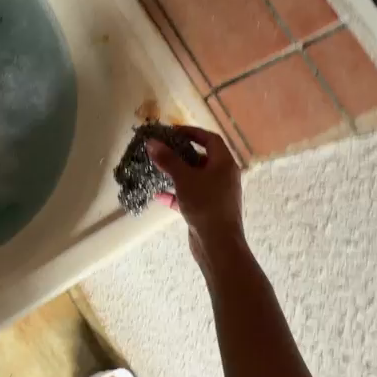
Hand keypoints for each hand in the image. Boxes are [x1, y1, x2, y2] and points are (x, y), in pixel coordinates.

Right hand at [147, 126, 243, 249]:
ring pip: (195, 177)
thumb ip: (168, 159)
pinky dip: (176, 193)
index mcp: (224, 164)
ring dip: (176, 173)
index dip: (192, 132)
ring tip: (157, 169)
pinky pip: (191, 195)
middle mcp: (223, 176)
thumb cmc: (205, 204)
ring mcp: (217, 194)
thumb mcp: (184, 178)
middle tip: (161, 150)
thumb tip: (152, 142)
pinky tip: (159, 195)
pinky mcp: (208, 209)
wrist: (218, 244)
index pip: (210, 139)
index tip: (172, 132)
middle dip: (180, 153)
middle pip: (201, 158)